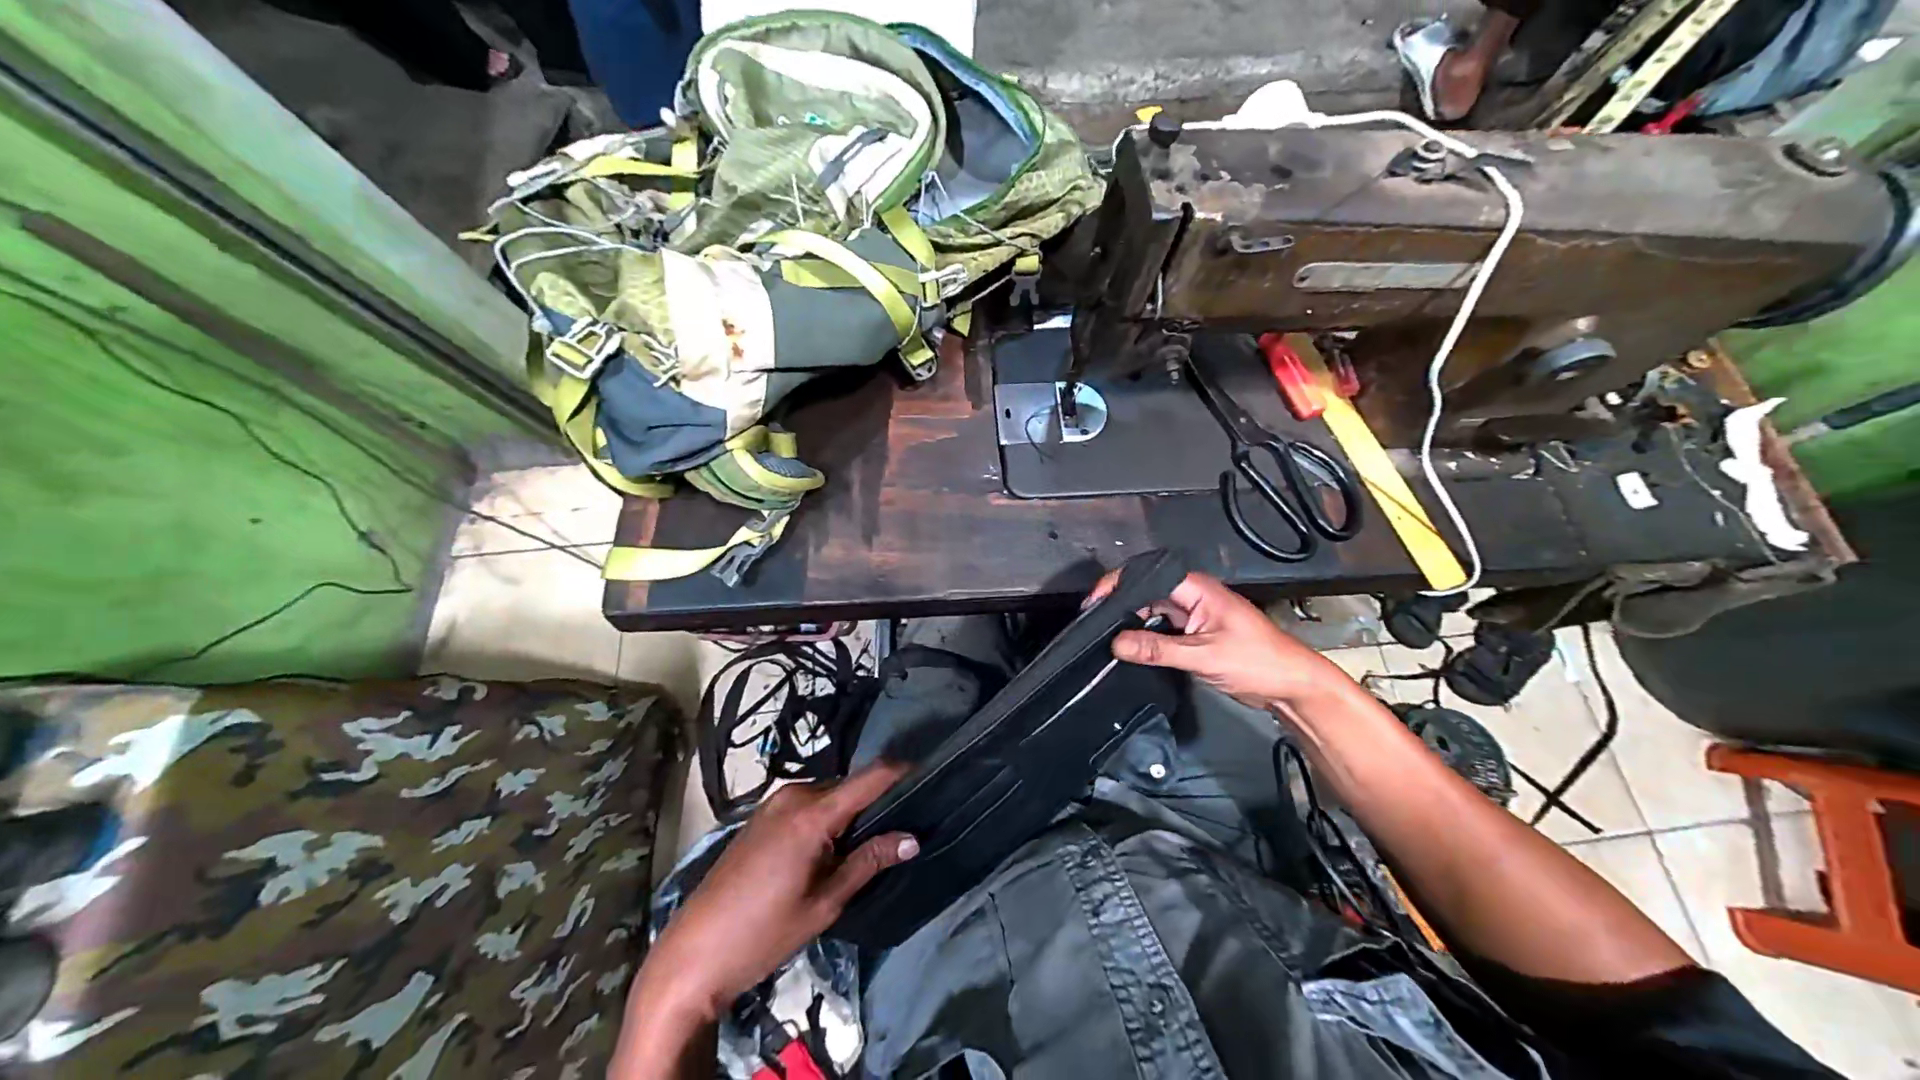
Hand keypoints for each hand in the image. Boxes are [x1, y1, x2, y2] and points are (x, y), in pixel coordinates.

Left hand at [625, 765, 917, 1027]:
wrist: (693, 953)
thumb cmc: (763, 932)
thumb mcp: (825, 903)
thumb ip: (869, 862)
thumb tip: (912, 838)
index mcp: (811, 813)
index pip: (870, 777)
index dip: (901, 773)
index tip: (930, 776)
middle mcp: (793, 795)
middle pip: (849, 787)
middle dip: (876, 802)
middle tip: (902, 827)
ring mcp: (772, 804)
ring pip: (828, 797)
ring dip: (849, 813)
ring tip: (872, 843)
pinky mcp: (760, 817)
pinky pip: (806, 805)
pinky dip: (826, 818)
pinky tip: (832, 848)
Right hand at [1088, 569, 1357, 710]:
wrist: (1291, 686)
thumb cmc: (1260, 662)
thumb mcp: (1203, 655)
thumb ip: (1156, 649)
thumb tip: (1117, 643)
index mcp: (1197, 589)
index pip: (1147, 575)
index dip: (1118, 585)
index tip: (1095, 603)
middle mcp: (1194, 596)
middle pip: (1146, 590)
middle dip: (1121, 603)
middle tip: (1096, 622)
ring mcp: (1195, 614)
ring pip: (1153, 610)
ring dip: (1133, 621)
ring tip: (1110, 636)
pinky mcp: (1195, 633)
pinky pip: (1162, 627)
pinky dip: (1146, 636)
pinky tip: (1133, 648)